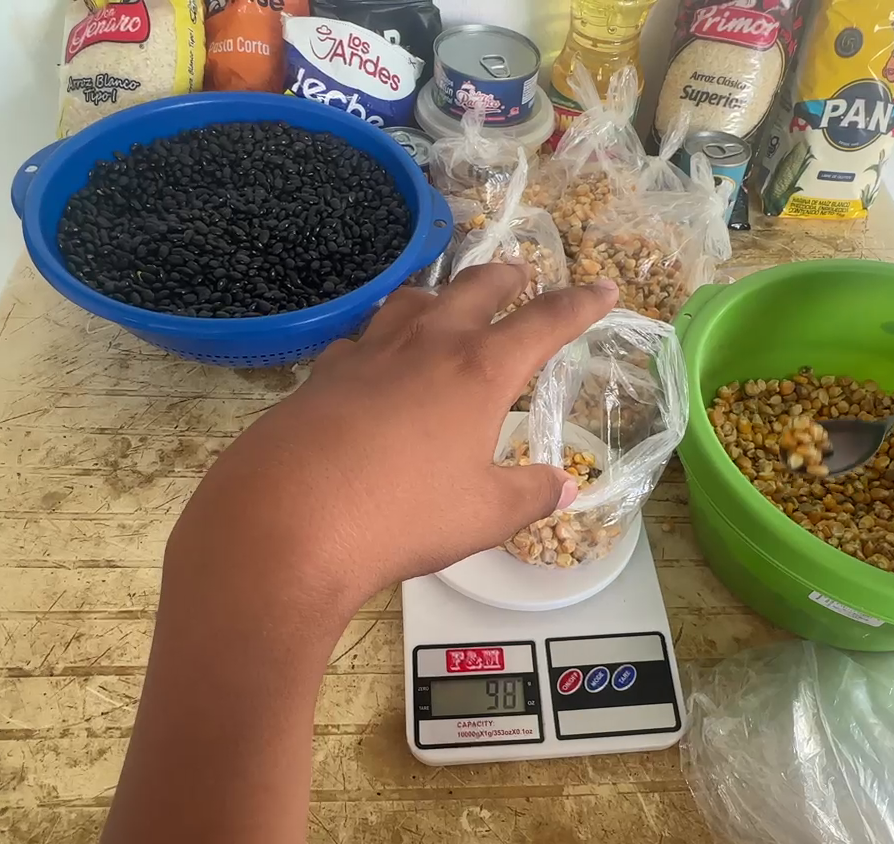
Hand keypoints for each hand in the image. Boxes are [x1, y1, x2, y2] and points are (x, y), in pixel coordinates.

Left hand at [170, 265, 617, 611]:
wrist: (288, 521)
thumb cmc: (403, 516)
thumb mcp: (485, 516)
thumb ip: (530, 496)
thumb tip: (562, 488)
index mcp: (478, 372)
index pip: (545, 324)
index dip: (581, 305)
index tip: (604, 288)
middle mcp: (424, 347)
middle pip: (473, 290)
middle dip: (506, 278)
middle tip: (522, 274)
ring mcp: (366, 354)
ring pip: (411, 302)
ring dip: (440, 295)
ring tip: (448, 303)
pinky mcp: (320, 375)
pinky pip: (361, 339)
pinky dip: (382, 338)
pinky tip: (375, 360)